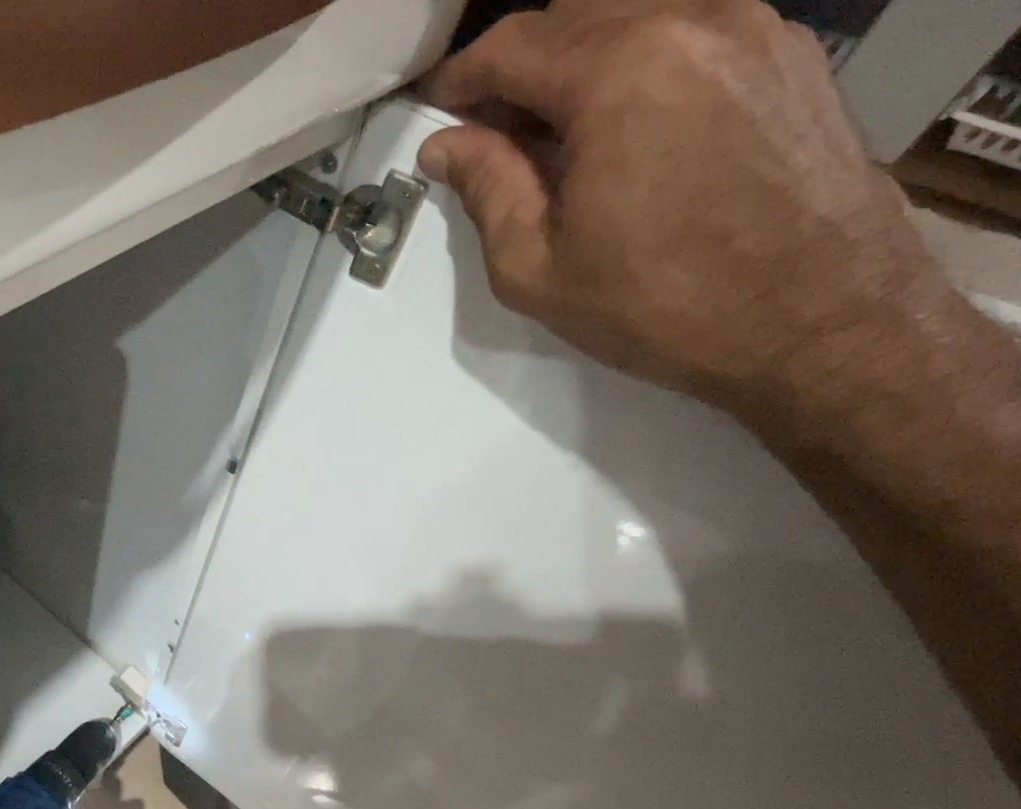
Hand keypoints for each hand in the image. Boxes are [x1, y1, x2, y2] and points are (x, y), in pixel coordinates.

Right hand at [416, 0, 954, 415]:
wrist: (823, 325)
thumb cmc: (664, 305)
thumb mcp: (536, 265)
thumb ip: (486, 187)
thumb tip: (446, 145)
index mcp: (622, 71)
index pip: (511, 44)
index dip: (459, 77)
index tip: (437, 112)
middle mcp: (695, 22)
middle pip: (573, 14)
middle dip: (519, 64)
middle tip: (492, 129)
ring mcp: (756, 30)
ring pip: (636, 12)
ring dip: (581, 60)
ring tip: (559, 132)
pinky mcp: (792, 57)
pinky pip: (692, 32)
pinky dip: (642, 63)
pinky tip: (629, 128)